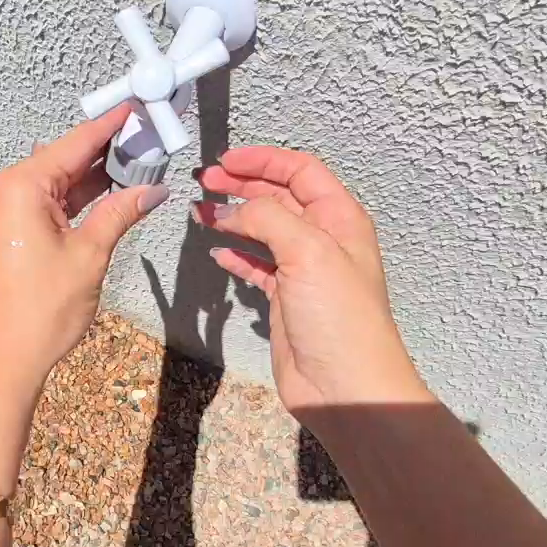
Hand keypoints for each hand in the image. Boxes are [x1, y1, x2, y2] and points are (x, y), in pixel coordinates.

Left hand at [0, 104, 170, 384]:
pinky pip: (46, 204)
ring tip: (135, 163)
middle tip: (145, 138)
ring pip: (56, 183)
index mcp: (21, 186)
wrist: (0, 359)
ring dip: (93, 177)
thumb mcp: (89, 255)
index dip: (109, 125)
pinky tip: (106, 196)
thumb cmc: (39, 310)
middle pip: (64, 159)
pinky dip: (75, 200)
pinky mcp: (7, 234)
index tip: (134, 106)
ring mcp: (3, 213)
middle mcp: (6, 191)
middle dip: (105, 151)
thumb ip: (119, 213)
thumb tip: (152, 191)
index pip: (74, 143)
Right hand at [195, 146, 430, 417]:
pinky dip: (235, 256)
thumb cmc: (338, 317)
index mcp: (338, 219)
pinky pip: (256, 266)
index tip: (226, 161)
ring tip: (200, 212)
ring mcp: (302, 270)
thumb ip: (268, 218)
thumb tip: (231, 210)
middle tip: (205, 182)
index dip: (264, 161)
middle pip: (278, 198)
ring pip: (263, 231)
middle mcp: (322, 240)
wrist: (345, 386)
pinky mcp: (284, 299)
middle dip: (242, 186)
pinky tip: (216, 252)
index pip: (300, 172)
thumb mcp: (308, 252)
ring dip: (233, 218)